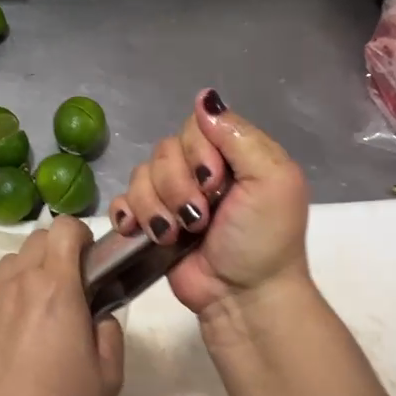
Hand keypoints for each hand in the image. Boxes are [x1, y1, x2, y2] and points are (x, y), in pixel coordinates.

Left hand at [0, 217, 125, 395]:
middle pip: (39, 236)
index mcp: (57, 286)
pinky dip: (13, 291)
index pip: (65, 227)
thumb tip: (99, 316)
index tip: (91, 261)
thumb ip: (111, 335)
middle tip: (73, 284)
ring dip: (33, 266)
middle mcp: (21, 280)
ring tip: (44, 304)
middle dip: (59, 248)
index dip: (82, 235)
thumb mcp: (107, 377)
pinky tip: (20, 328)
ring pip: (15, 258)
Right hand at [108, 89, 310, 316]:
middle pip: (164, 151)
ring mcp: (172, 197)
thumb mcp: (272, 180)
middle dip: (178, 187)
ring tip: (177, 235)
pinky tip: (143, 232)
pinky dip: (129, 215)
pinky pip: (122, 201)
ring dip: (157, 207)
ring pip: (140, 175)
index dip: (198, 152)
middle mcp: (200, 170)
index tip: (217, 182)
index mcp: (231, 154)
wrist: (243, 298)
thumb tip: (204, 97)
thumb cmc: (264, 239)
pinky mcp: (149, 223)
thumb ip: (239, 135)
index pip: (195, 126)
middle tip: (201, 217)